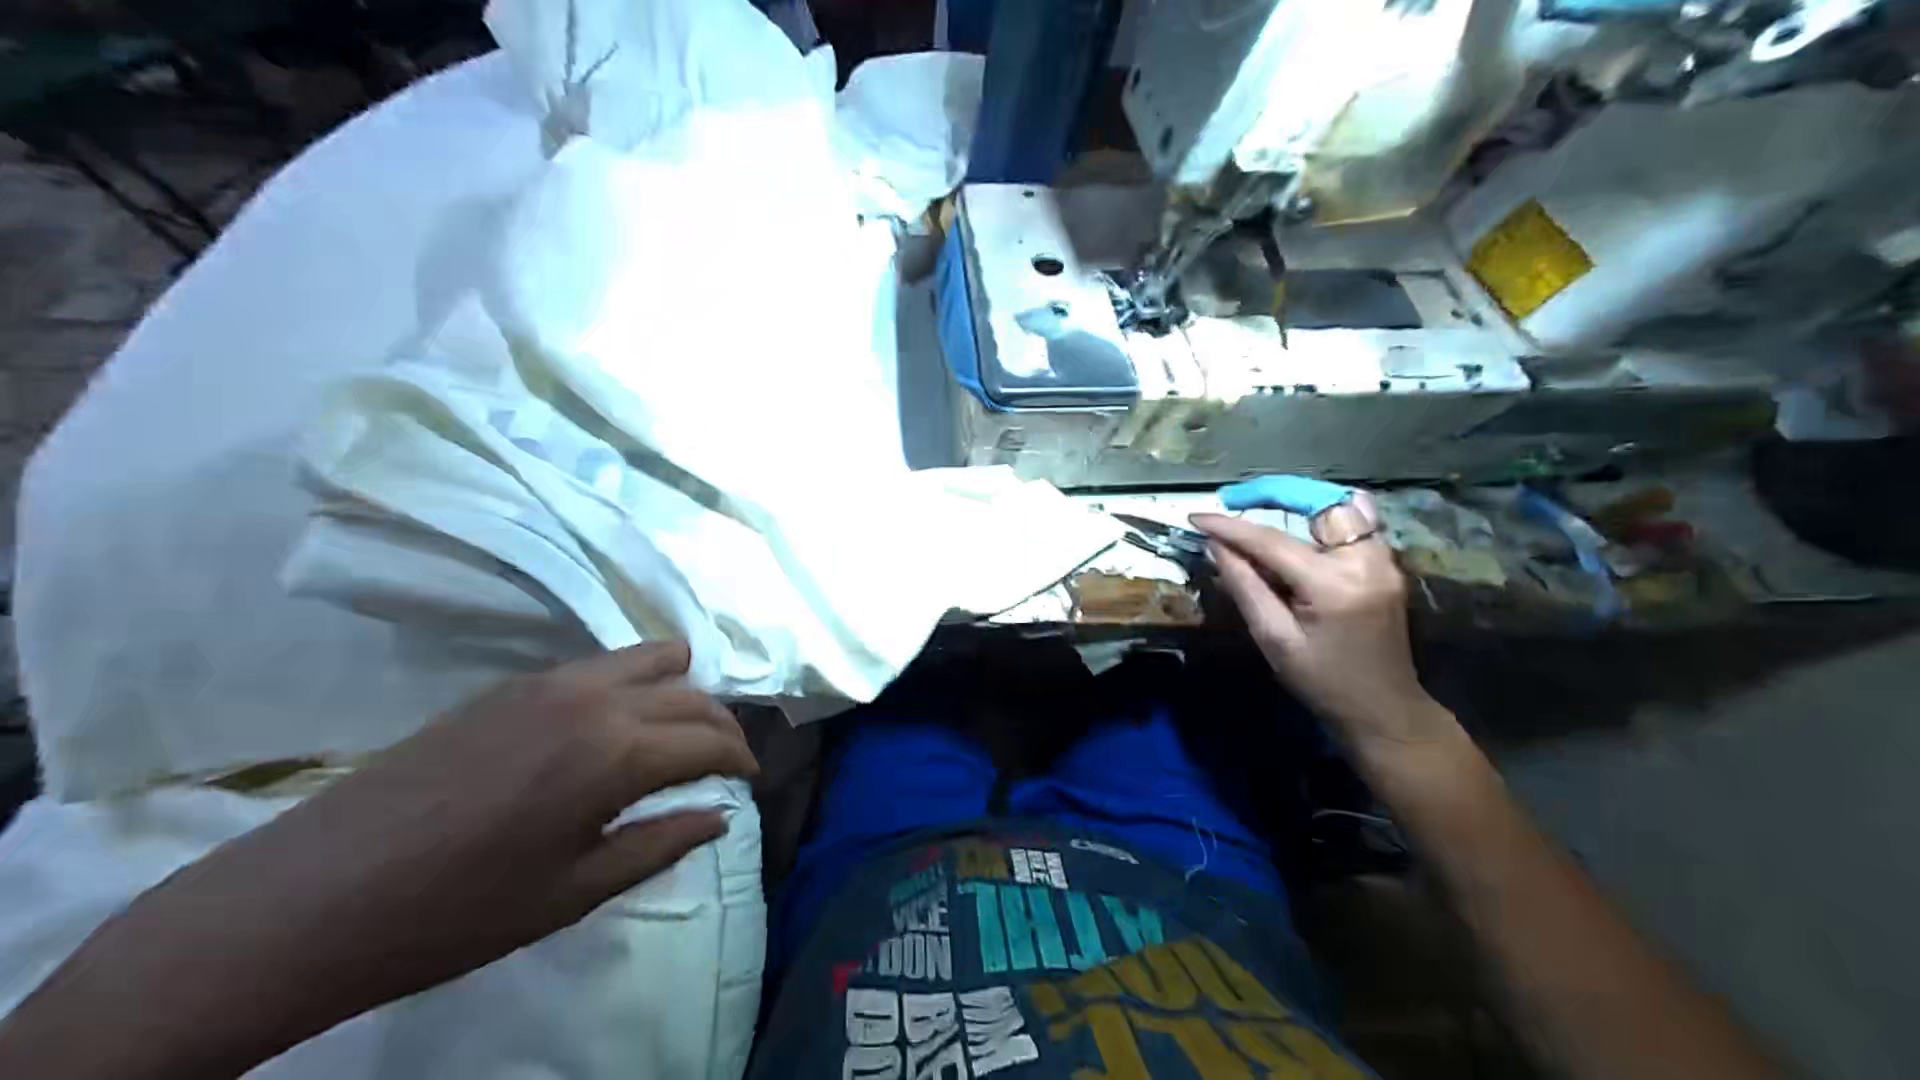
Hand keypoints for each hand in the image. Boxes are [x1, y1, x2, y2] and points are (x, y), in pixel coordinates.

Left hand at [0, 642, 756, 1079]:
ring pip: (650, 657)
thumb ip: (661, 843)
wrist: (308, 899)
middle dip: (720, 725)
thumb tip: (721, 815)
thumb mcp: (573, 893)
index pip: (709, 740)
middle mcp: (594, 699)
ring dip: (681, 689)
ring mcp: (549, 681)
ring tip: (677, 729)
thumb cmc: (455, 913)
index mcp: (615, 754)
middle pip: (689, 693)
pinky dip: (633, 681)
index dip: (741, 759)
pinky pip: (601, 664)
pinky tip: (617, 721)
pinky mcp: (512, 682)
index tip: (750, 779)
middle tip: (725, 760)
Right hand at [1192, 498, 1453, 748]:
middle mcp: (1366, 561)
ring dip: (1299, 501)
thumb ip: (1244, 585)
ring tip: (1261, 508)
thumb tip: (1215, 546)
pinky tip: (1300, 522)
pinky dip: (1325, 512)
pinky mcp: (1387, 565)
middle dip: (1272, 494)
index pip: (1271, 541)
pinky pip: (1356, 522)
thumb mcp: (1274, 638)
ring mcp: (1384, 560)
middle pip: (1316, 504)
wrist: (1384, 709)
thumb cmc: (1322, 682)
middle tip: (1234, 502)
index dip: (1229, 526)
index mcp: (1333, 585)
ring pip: (1341, 506)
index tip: (1196, 517)